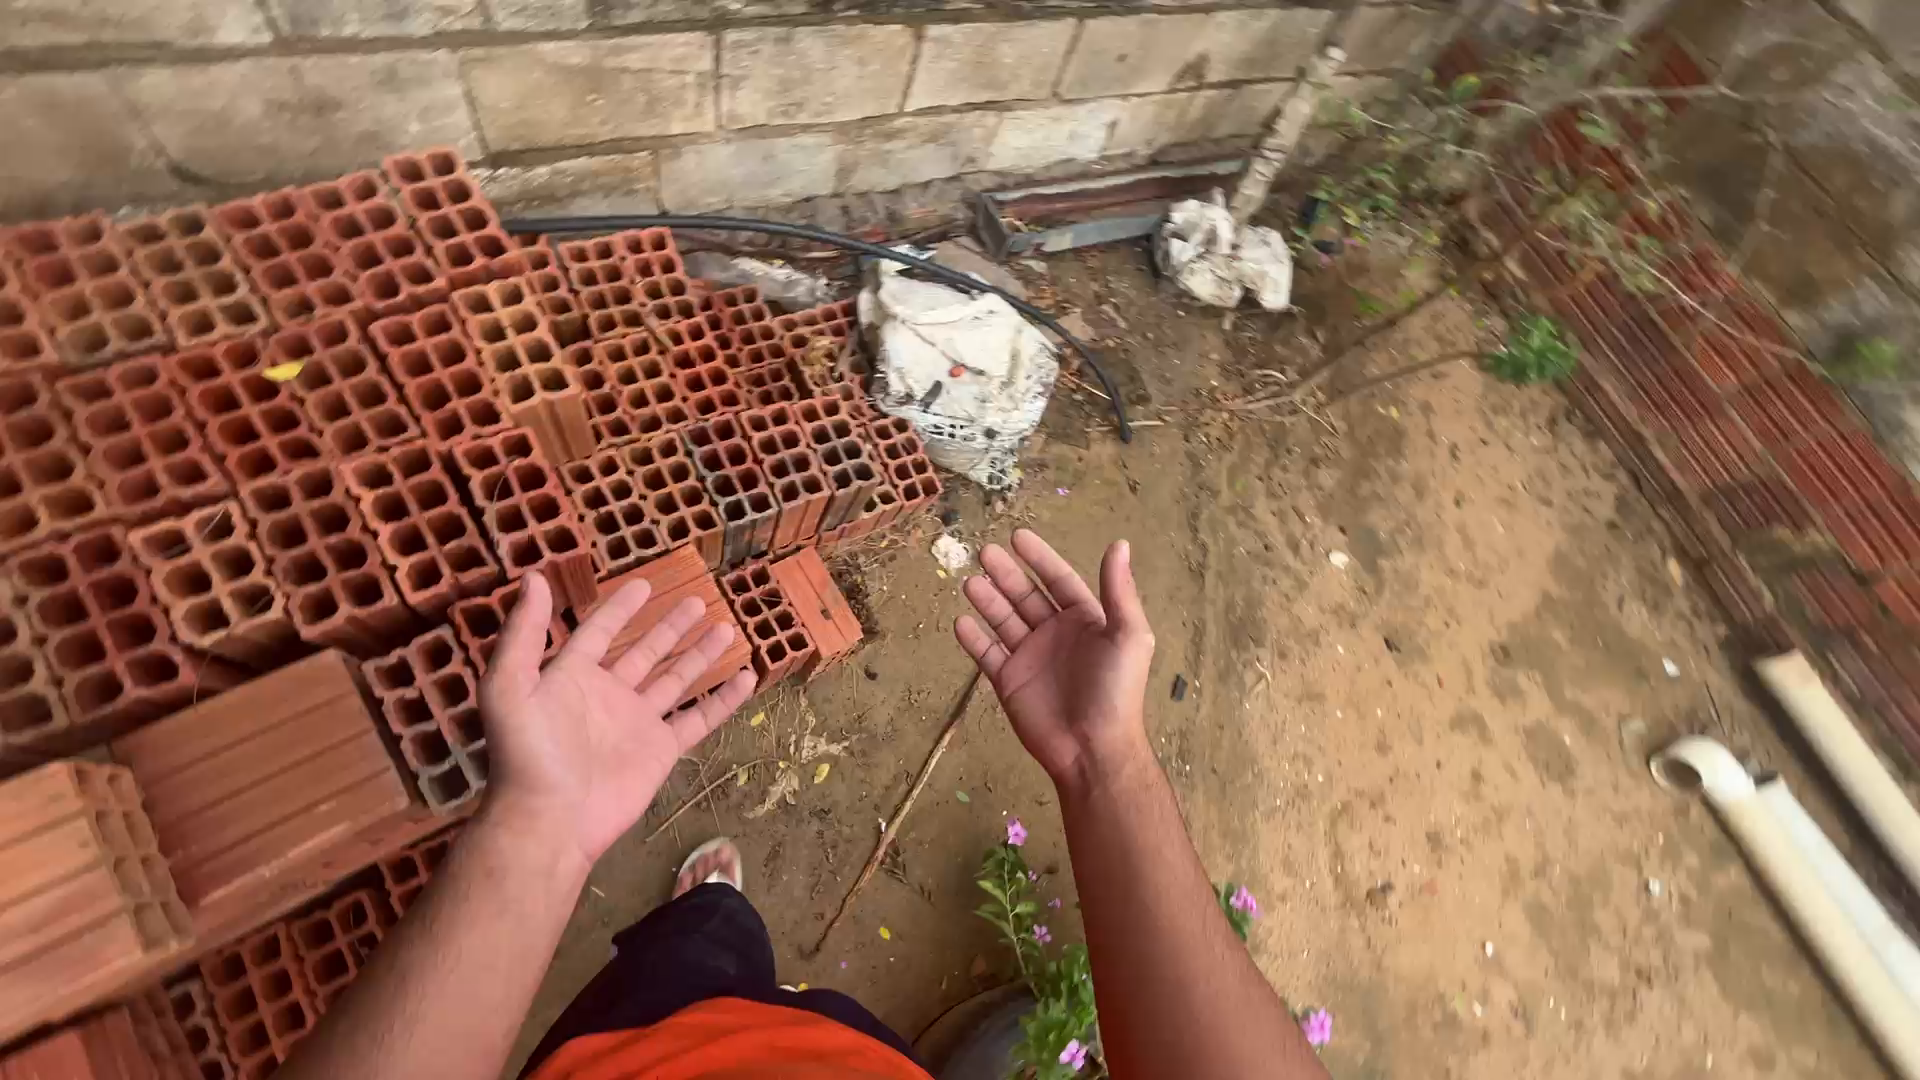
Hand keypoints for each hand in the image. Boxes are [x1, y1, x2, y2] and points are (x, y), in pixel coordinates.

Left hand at [479, 573, 756, 875]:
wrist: (551, 819)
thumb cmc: (527, 752)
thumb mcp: (509, 686)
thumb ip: (523, 633)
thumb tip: (533, 577)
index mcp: (572, 677)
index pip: (599, 632)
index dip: (619, 609)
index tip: (643, 585)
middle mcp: (609, 695)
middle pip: (646, 652)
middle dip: (670, 627)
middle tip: (696, 601)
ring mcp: (638, 722)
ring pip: (676, 680)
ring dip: (700, 654)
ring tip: (726, 629)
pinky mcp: (662, 749)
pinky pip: (700, 718)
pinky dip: (724, 698)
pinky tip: (746, 677)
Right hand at [954, 530, 1154, 793]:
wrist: (1092, 749)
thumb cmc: (1115, 691)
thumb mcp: (1127, 635)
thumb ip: (1119, 590)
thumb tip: (1119, 542)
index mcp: (1085, 620)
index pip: (1058, 580)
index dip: (1039, 558)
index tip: (1017, 536)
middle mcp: (1055, 634)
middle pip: (1025, 595)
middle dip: (1006, 574)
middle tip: (985, 552)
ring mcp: (1030, 657)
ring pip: (1003, 620)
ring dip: (987, 600)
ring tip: (970, 582)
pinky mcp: (1009, 681)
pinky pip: (987, 654)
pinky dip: (974, 639)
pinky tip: (961, 621)